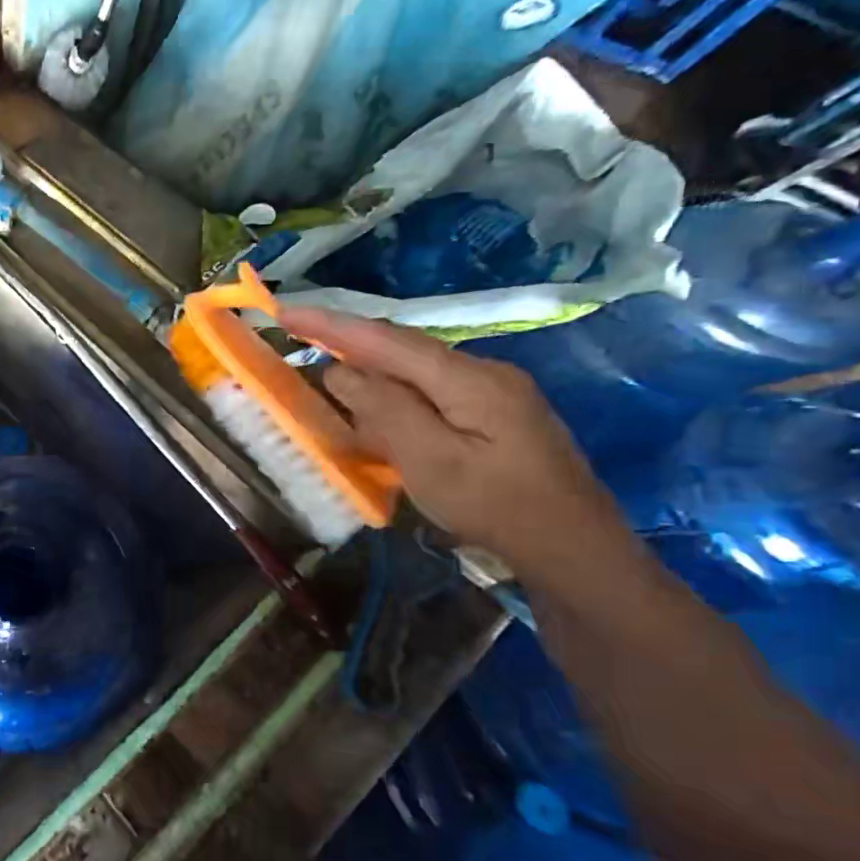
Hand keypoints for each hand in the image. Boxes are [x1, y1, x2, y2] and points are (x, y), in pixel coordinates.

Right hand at [273, 305, 630, 572]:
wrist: (573, 549)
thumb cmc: (497, 506)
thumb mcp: (431, 461)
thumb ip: (384, 410)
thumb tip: (340, 371)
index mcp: (469, 379)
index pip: (387, 340)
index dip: (333, 325)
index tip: (286, 311)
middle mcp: (482, 373)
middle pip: (402, 348)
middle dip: (347, 340)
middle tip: (296, 337)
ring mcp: (492, 393)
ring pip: (413, 370)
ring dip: (367, 369)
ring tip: (326, 376)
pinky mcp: (492, 414)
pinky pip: (427, 391)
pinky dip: (390, 394)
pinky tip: (374, 411)